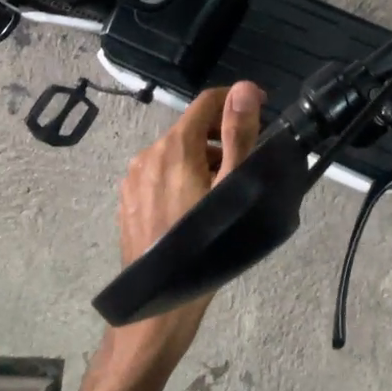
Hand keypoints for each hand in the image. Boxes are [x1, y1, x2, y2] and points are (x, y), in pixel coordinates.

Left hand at [110, 82, 263, 362]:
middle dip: (222, 134)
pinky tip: (196, 205)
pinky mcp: (128, 200)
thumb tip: (244, 88)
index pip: (208, 101)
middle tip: (247, 159)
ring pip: (176, 151)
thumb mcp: (232, 187)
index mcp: (175, 146)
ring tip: (224, 188)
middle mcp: (148, 155)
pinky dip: (182, 175)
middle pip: (192, 126)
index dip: (238, 99)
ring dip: (202, 156)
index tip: (262, 110)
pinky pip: (160, 173)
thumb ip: (239, 133)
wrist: (160, 302)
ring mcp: (134, 179)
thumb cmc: (206, 243)